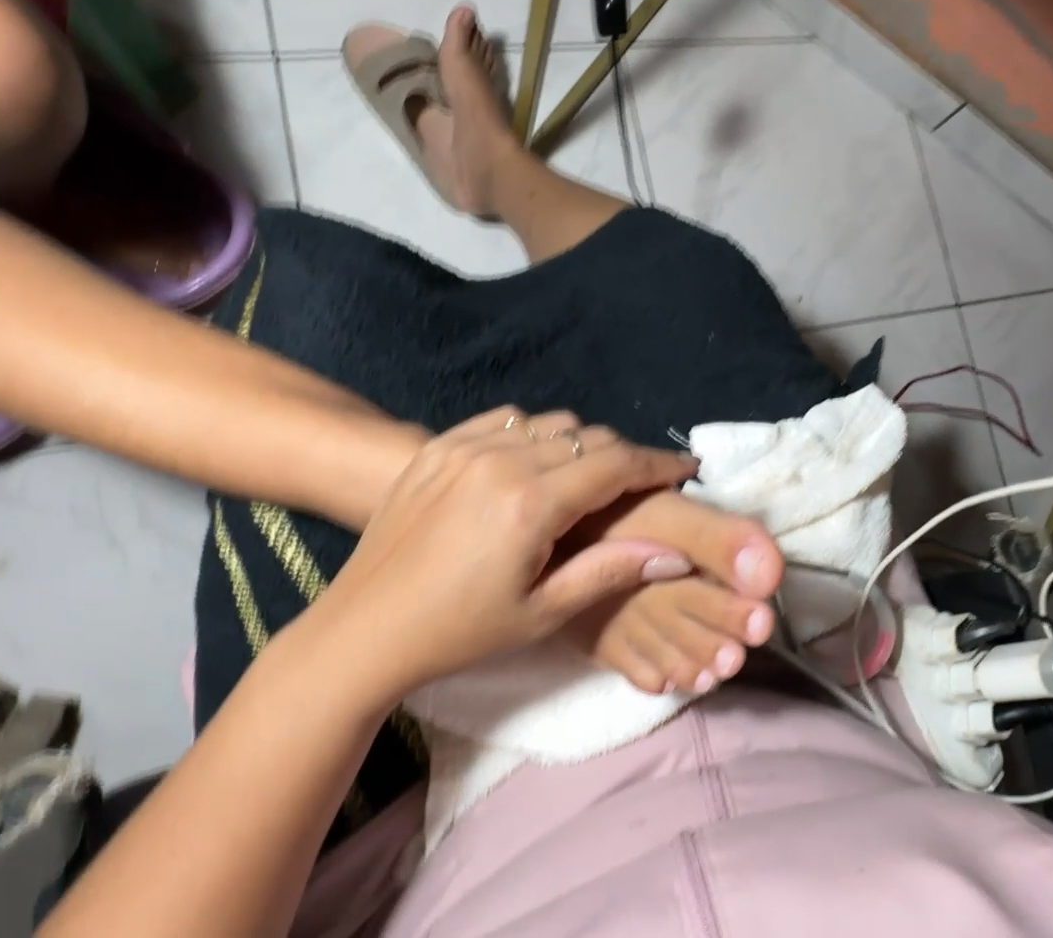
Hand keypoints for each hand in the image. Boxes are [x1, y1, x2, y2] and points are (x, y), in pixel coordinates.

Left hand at [315, 406, 705, 691]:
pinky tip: (534, 463)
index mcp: (529, 503)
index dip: (658, 464)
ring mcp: (463, 447)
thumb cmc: (460, 632)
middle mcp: (499, 460)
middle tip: (638, 487)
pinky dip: (532, 433)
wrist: (366, 628)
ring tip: (586, 479)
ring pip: (547, 423)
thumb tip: (674, 551)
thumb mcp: (543, 612)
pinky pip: (504, 420)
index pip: (614, 464)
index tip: (686, 468)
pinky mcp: (437, 446)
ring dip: (578, 444)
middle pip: (586, 437)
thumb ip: (610, 571)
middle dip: (622, 457)